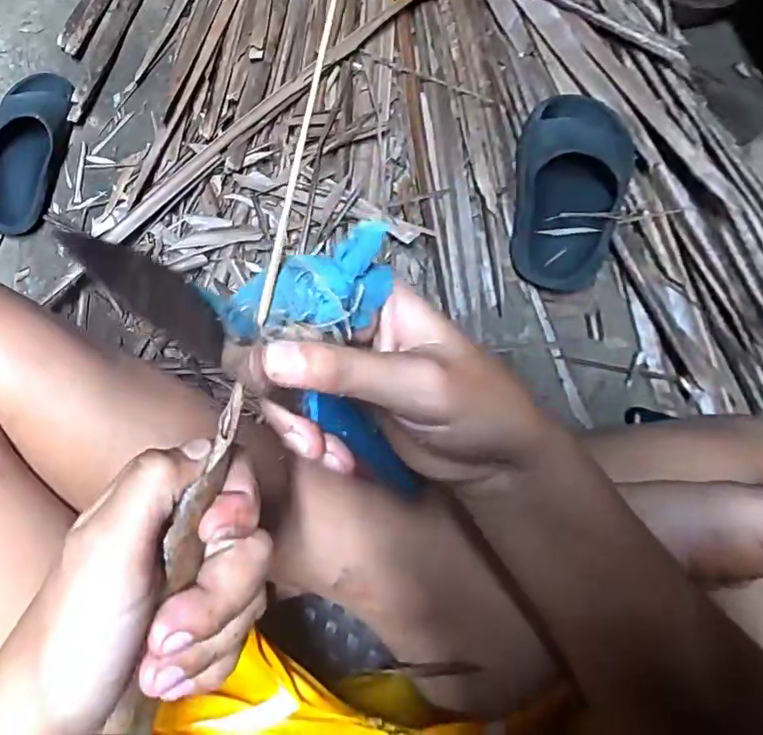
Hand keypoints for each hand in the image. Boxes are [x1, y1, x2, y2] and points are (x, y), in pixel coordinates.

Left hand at [0, 442, 269, 733]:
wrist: (60, 713)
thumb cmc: (76, 623)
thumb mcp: (108, 539)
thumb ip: (154, 479)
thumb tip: (206, 446)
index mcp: (159, 497)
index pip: (231, 470)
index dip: (238, 502)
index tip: (213, 536)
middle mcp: (183, 530)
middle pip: (249, 543)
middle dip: (215, 598)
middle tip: (166, 628)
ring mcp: (195, 579)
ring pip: (249, 597)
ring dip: (205, 640)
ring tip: (155, 659)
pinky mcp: (204, 625)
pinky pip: (239, 638)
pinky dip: (204, 664)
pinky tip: (164, 674)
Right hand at [253, 283, 555, 487]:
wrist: (500, 467)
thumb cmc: (479, 408)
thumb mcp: (416, 384)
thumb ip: (342, 369)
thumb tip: (268, 357)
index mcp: (368, 297)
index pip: (297, 294)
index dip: (270, 328)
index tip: (261, 371)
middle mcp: (344, 322)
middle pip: (277, 338)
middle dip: (279, 388)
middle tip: (299, 428)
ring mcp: (335, 363)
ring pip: (279, 379)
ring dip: (294, 421)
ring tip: (324, 451)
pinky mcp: (333, 400)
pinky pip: (296, 412)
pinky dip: (308, 438)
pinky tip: (338, 459)